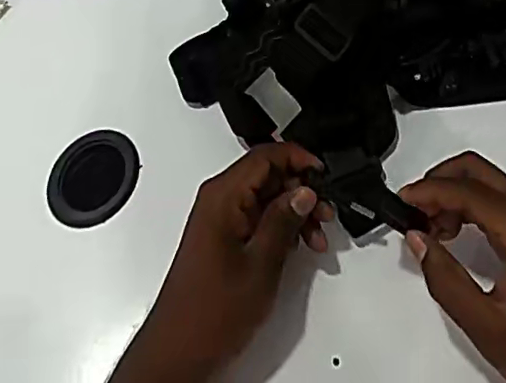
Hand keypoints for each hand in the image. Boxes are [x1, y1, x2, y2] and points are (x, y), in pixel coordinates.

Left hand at [111, 143, 334, 382]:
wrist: (181, 349)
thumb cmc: (210, 312)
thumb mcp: (260, 263)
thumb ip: (283, 220)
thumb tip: (303, 191)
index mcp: (223, 195)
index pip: (264, 156)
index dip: (297, 158)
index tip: (321, 173)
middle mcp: (219, 200)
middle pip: (267, 175)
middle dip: (300, 189)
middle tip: (324, 212)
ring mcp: (220, 218)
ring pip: (265, 196)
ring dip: (294, 211)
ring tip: (316, 237)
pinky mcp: (223, 236)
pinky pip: (257, 216)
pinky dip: (280, 226)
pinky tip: (298, 246)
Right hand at [401, 153, 505, 382]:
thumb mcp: (488, 327)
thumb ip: (445, 279)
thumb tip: (418, 240)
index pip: (467, 190)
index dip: (429, 191)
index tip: (404, 200)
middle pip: (476, 169)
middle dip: (439, 180)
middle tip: (414, 206)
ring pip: (483, 181)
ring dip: (451, 193)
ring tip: (430, 226)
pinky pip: (493, 200)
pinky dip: (465, 205)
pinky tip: (450, 230)